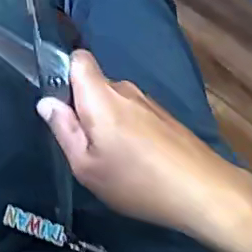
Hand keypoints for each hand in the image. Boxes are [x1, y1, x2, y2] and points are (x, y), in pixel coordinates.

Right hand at [37, 50, 251, 251]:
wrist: (205, 192)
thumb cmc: (136, 181)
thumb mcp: (86, 165)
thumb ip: (63, 129)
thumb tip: (47, 103)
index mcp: (101, 96)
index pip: (78, 58)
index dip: (63, 71)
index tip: (58, 102)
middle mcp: (125, 89)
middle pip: (94, 84)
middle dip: (83, 106)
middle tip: (83, 144)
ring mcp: (149, 102)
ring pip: (114, 101)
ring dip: (106, 121)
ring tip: (111, 158)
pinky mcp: (166, 117)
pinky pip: (134, 113)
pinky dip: (127, 129)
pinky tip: (136, 160)